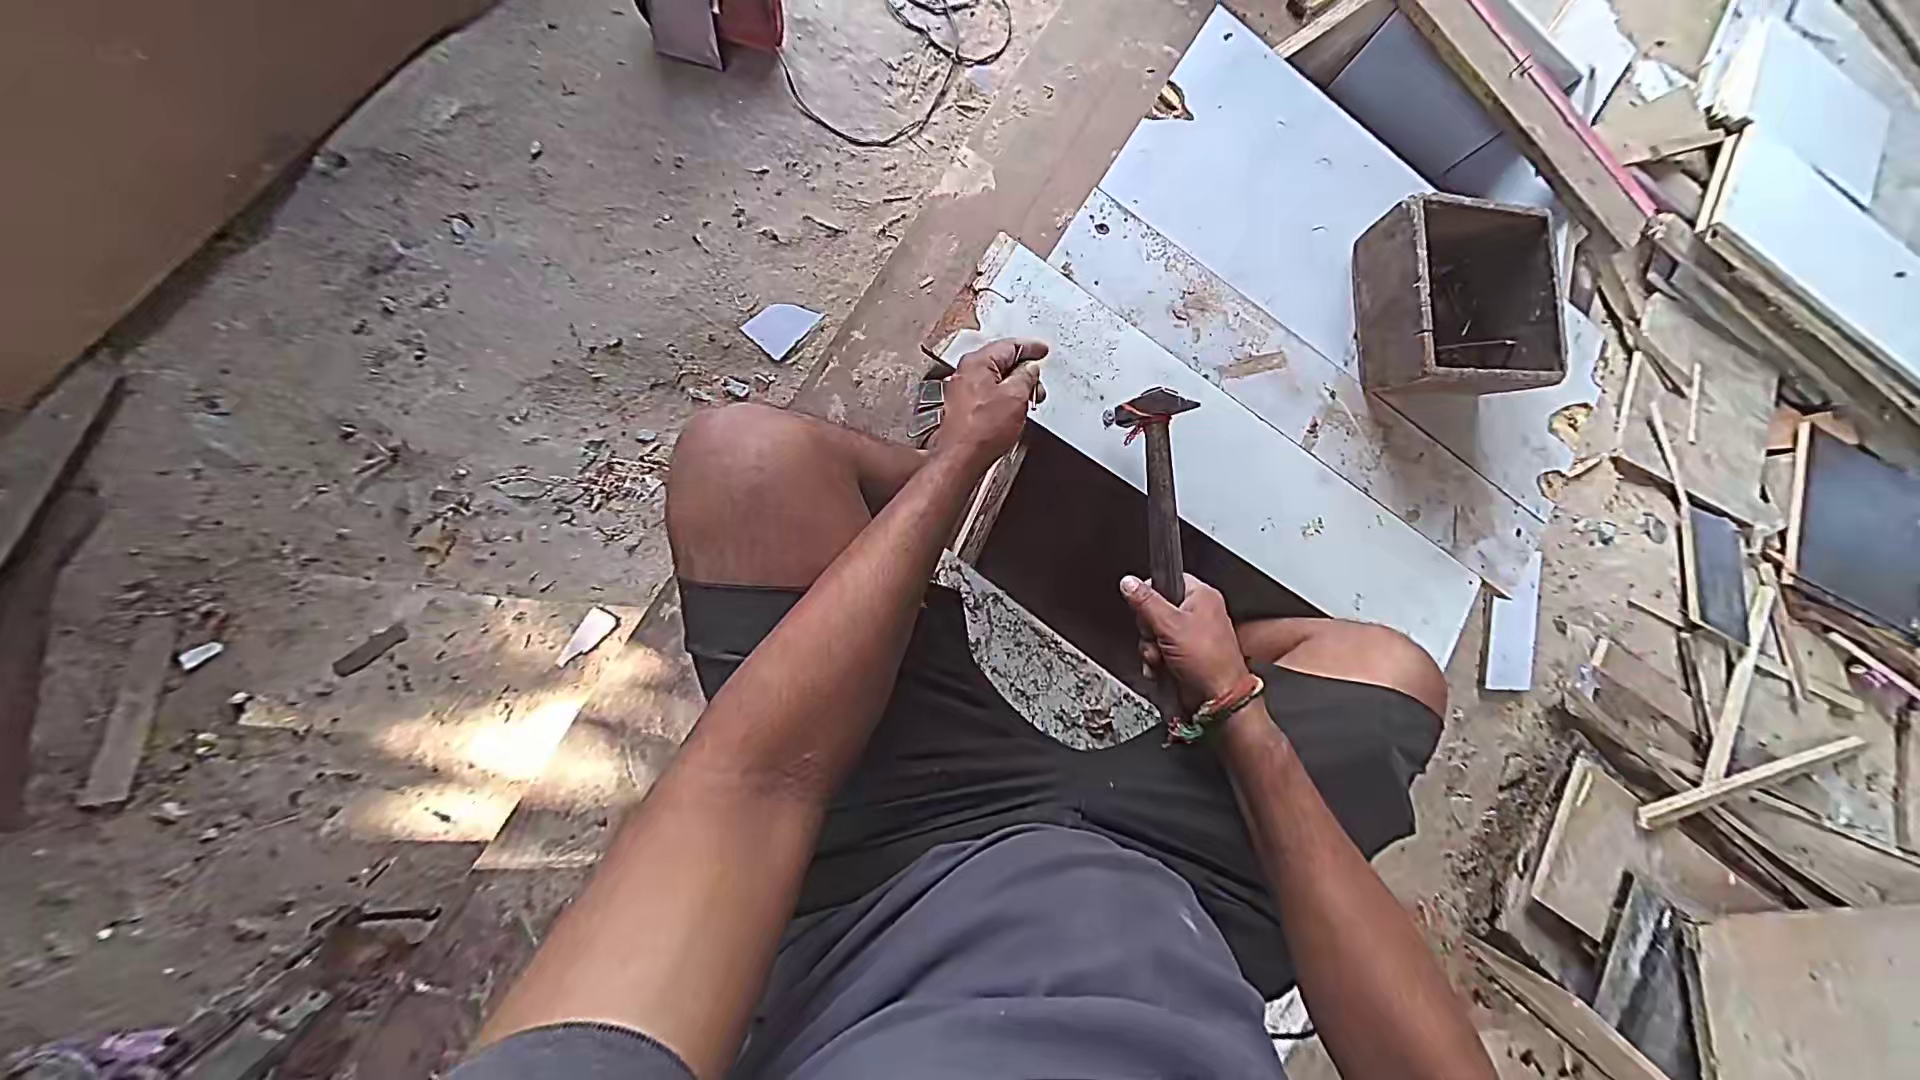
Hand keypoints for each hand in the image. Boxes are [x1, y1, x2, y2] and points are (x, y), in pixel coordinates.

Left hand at [938, 338, 1045, 469]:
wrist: (961, 458)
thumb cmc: (980, 431)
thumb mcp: (1016, 397)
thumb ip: (1027, 376)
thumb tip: (1030, 370)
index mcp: (977, 362)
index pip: (1009, 345)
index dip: (1031, 348)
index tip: (1042, 351)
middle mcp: (965, 373)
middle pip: (1001, 362)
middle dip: (1023, 373)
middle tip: (1037, 386)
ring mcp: (961, 390)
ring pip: (995, 380)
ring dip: (1014, 389)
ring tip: (1026, 403)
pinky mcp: (962, 408)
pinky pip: (987, 395)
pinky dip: (1002, 399)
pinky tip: (1011, 412)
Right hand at [1120, 573, 1251, 708]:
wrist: (1218, 699)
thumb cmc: (1209, 662)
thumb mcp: (1170, 625)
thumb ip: (1146, 601)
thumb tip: (1129, 582)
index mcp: (1200, 596)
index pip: (1166, 579)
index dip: (1151, 594)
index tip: (1148, 608)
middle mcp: (1196, 613)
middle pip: (1153, 608)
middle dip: (1149, 629)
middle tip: (1158, 637)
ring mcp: (1188, 634)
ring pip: (1152, 631)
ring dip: (1151, 648)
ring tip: (1162, 657)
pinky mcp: (1182, 652)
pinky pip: (1156, 649)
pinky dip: (1155, 660)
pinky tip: (1162, 666)